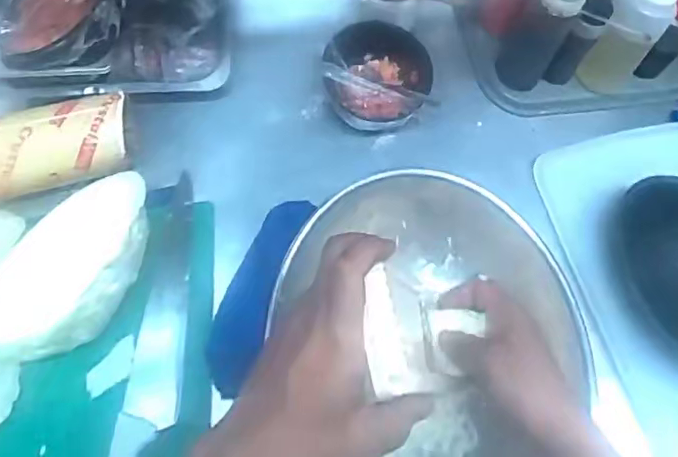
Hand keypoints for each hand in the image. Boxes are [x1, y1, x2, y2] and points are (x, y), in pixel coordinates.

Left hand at [194, 233, 433, 456]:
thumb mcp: (362, 436)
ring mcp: (291, 317)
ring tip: (371, 281)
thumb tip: (427, 401)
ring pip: (319, 273)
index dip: (368, 246)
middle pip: (330, 255)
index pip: (346, 266)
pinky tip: (345, 314)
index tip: (391, 246)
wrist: (250, 446)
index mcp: (334, 327)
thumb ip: (399, 417)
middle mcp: (310, 311)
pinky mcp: (280, 330)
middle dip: (356, 241)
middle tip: (383, 251)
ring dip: (343, 265)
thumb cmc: (308, 435)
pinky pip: (310, 293)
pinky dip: (332, 286)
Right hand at [438, 278, 605, 456]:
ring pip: (486, 335)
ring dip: (467, 343)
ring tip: (449, 357)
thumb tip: (443, 335)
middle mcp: (516, 324)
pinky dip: (478, 360)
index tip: (440, 311)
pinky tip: (467, 375)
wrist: (557, 428)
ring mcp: (521, 348)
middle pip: (483, 310)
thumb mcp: (485, 360)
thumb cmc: (520, 383)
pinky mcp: (522, 371)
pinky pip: (493, 355)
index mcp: (510, 312)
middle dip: (460, 319)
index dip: (458, 293)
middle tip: (441, 333)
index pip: (480, 286)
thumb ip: (460, 343)